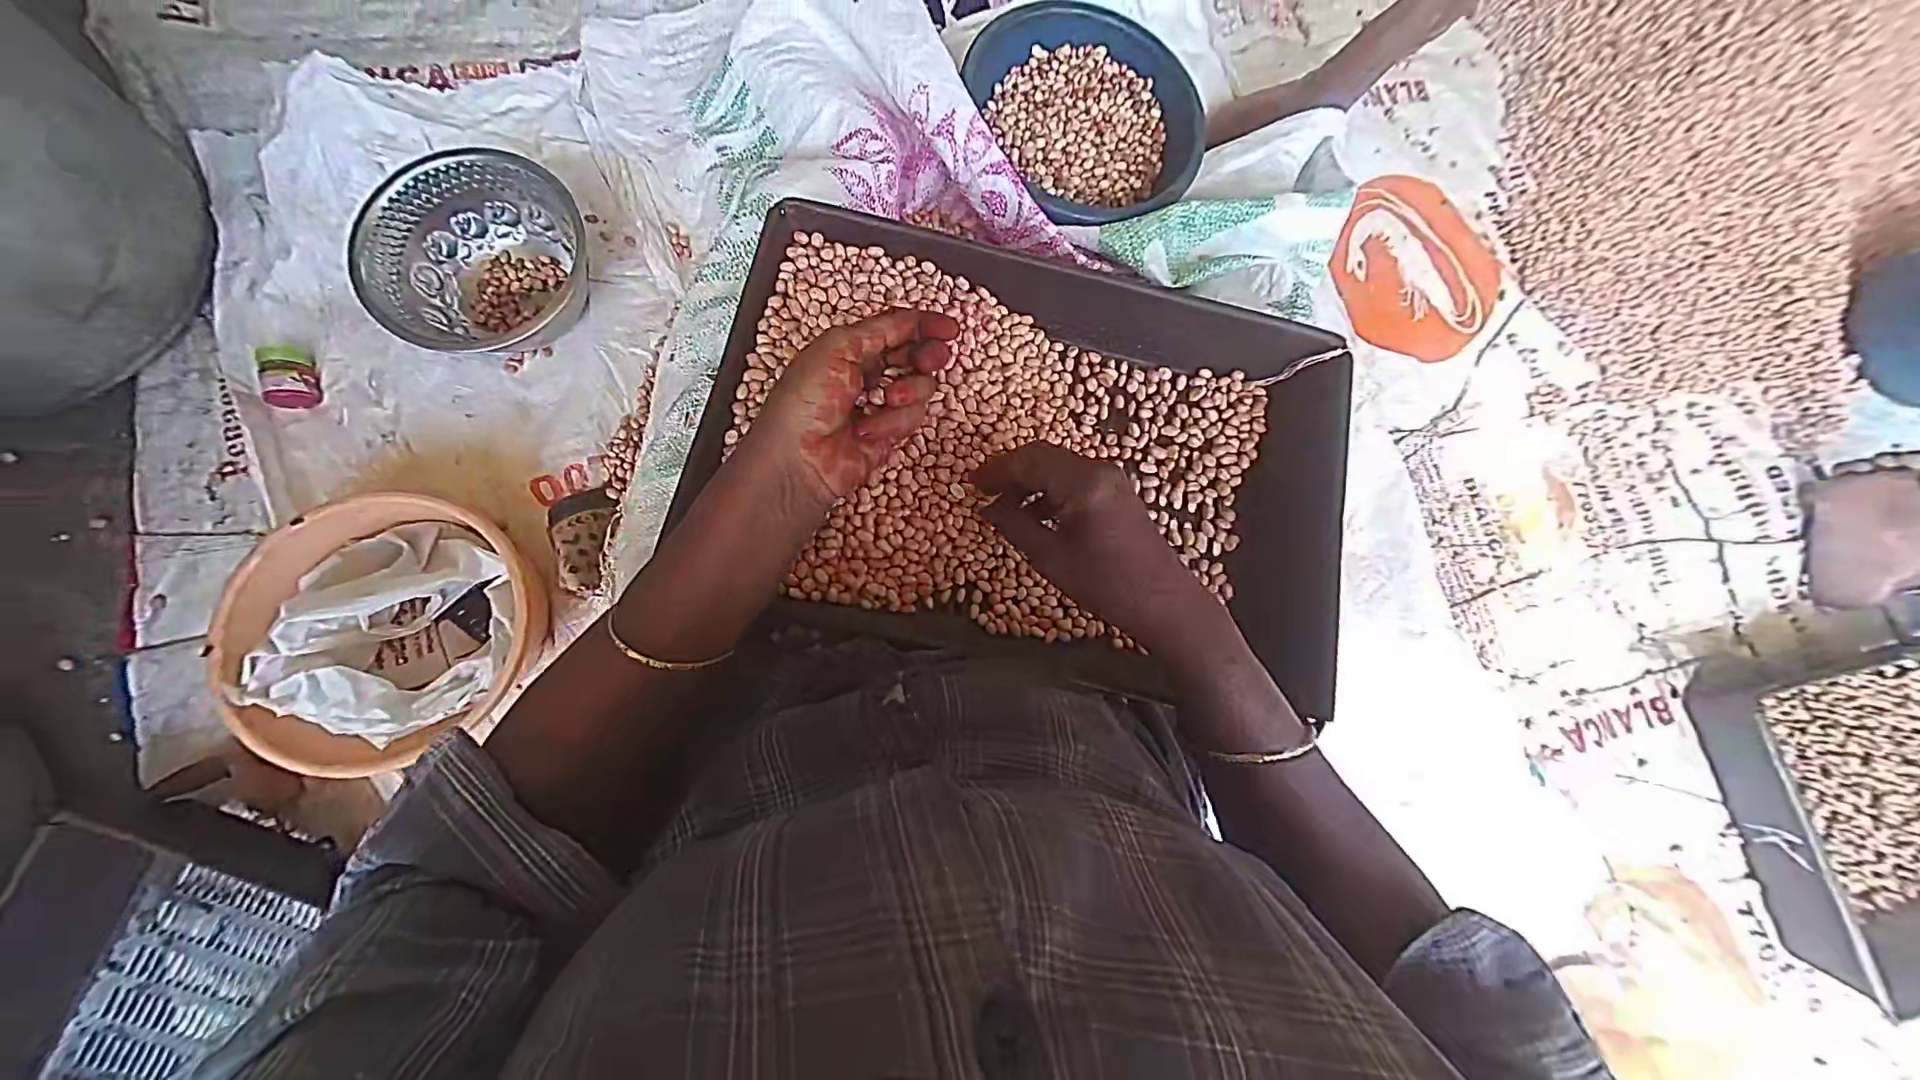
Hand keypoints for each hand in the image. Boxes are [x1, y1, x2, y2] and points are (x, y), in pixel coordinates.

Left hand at [742, 309, 959, 501]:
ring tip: (888, 400)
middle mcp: (868, 375)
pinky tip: (866, 429)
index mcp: (851, 348)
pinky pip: (911, 419)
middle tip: (930, 359)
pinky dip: (893, 422)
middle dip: (926, 356)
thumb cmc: (802, 403)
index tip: (949, 327)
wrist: (798, 458)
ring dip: (909, 391)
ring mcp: (881, 406)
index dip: (924, 325)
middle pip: (915, 356)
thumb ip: (879, 329)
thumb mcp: (837, 347)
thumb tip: (910, 321)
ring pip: (921, 388)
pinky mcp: (889, 434)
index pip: (896, 329)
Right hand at [972, 441, 1225, 650]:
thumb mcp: (1051, 557)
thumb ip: (1015, 526)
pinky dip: (1050, 489)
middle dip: (1011, 472)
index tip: (973, 483)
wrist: (1164, 601)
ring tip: (1005, 507)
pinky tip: (1035, 513)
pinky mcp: (1117, 492)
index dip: (996, 470)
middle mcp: (1099, 470)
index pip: (1028, 461)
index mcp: (1082, 482)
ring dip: (1030, 481)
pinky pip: (1075, 478)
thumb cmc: (1106, 584)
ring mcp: (1112, 479)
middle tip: (984, 491)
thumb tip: (988, 508)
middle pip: (1043, 456)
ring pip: (1058, 466)